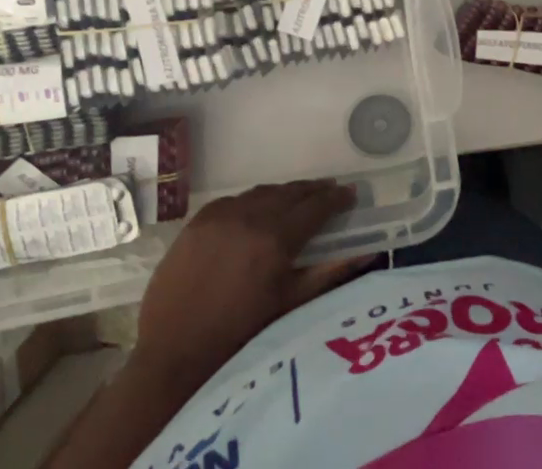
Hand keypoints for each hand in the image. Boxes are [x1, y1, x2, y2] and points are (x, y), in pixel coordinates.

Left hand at [135, 180, 361, 380]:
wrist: (175, 351)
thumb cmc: (240, 333)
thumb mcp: (291, 303)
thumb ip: (330, 273)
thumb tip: (367, 254)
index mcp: (276, 239)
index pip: (316, 206)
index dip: (337, 198)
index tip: (351, 193)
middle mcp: (249, 218)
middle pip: (290, 193)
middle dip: (313, 190)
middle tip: (330, 191)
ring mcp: (219, 217)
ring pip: (261, 193)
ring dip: (284, 193)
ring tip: (298, 198)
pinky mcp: (196, 223)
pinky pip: (233, 201)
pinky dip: (252, 201)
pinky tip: (257, 211)